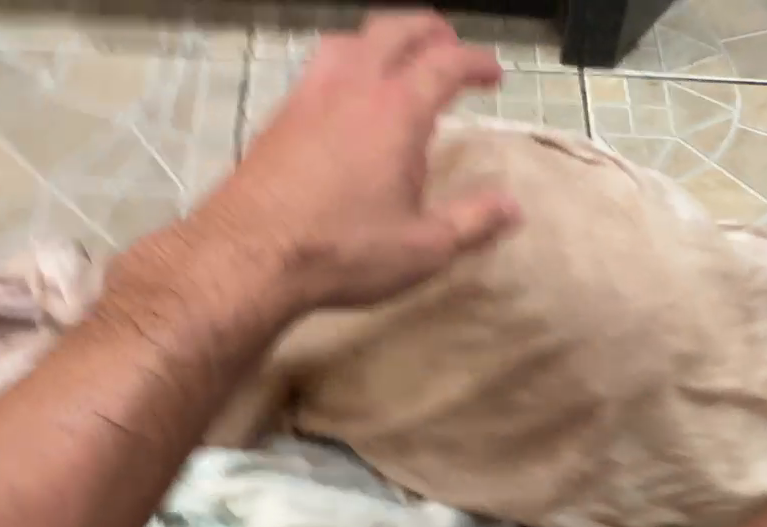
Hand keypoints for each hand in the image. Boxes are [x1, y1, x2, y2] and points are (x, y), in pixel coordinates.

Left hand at [192, 11, 521, 309]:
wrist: (252, 255)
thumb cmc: (346, 251)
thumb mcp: (424, 247)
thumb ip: (473, 222)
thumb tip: (514, 207)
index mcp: (397, 111)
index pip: (445, 64)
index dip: (475, 63)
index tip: (494, 73)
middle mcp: (353, 86)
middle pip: (396, 30)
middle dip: (430, 31)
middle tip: (450, 46)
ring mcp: (309, 95)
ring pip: (350, 40)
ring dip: (382, 39)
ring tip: (397, 60)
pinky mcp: (280, 117)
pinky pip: (320, 68)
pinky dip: (348, 65)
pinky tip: (346, 99)